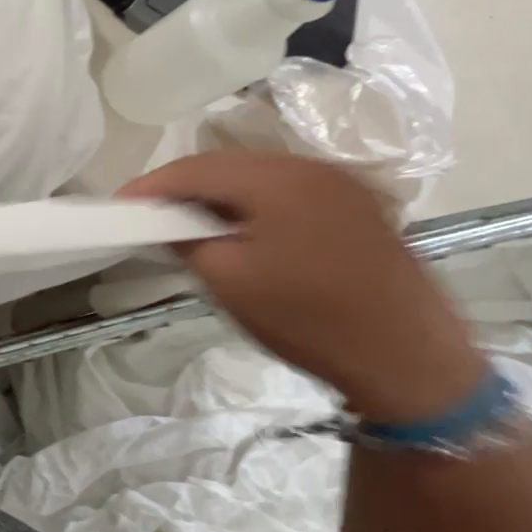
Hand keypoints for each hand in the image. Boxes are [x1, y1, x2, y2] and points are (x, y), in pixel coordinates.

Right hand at [119, 151, 486, 422]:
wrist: (415, 367)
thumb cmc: (311, 322)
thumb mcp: (227, 281)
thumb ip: (184, 239)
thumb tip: (162, 220)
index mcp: (279, 179)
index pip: (193, 169)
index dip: (149, 186)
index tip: (117, 206)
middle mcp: (312, 167)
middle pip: (224, 164)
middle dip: (182, 187)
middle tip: (148, 216)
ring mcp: (341, 184)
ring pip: (254, 175)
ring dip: (218, 194)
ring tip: (189, 224)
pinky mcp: (358, 205)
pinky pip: (285, 189)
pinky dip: (252, 203)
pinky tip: (240, 229)